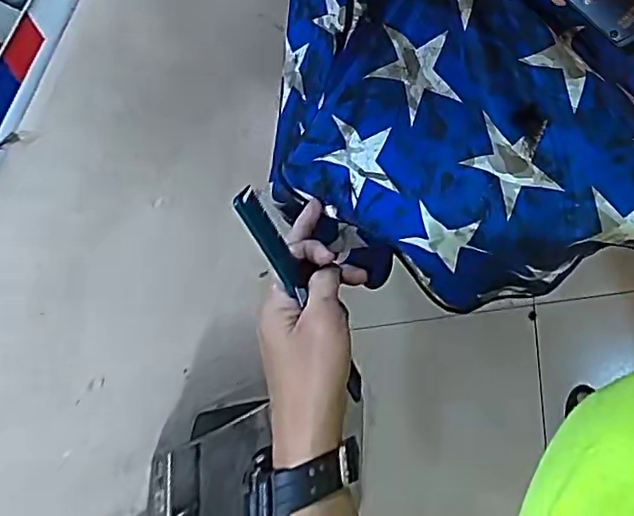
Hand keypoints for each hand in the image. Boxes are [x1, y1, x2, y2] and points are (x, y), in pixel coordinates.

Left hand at [260, 201, 367, 466]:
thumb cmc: (313, 374)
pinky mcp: (305, 335)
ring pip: (312, 281)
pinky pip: (319, 298)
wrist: (312, 422)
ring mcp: (291, 323)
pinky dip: (336, 290)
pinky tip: (352, 293)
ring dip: (334, 272)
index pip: (286, 254)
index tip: (319, 210)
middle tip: (340, 236)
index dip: (305, 232)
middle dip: (321, 248)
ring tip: (358, 275)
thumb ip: (325, 282)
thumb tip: (327, 267)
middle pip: (297, 264)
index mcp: (275, 303)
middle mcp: (278, 310)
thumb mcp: (324, 317)